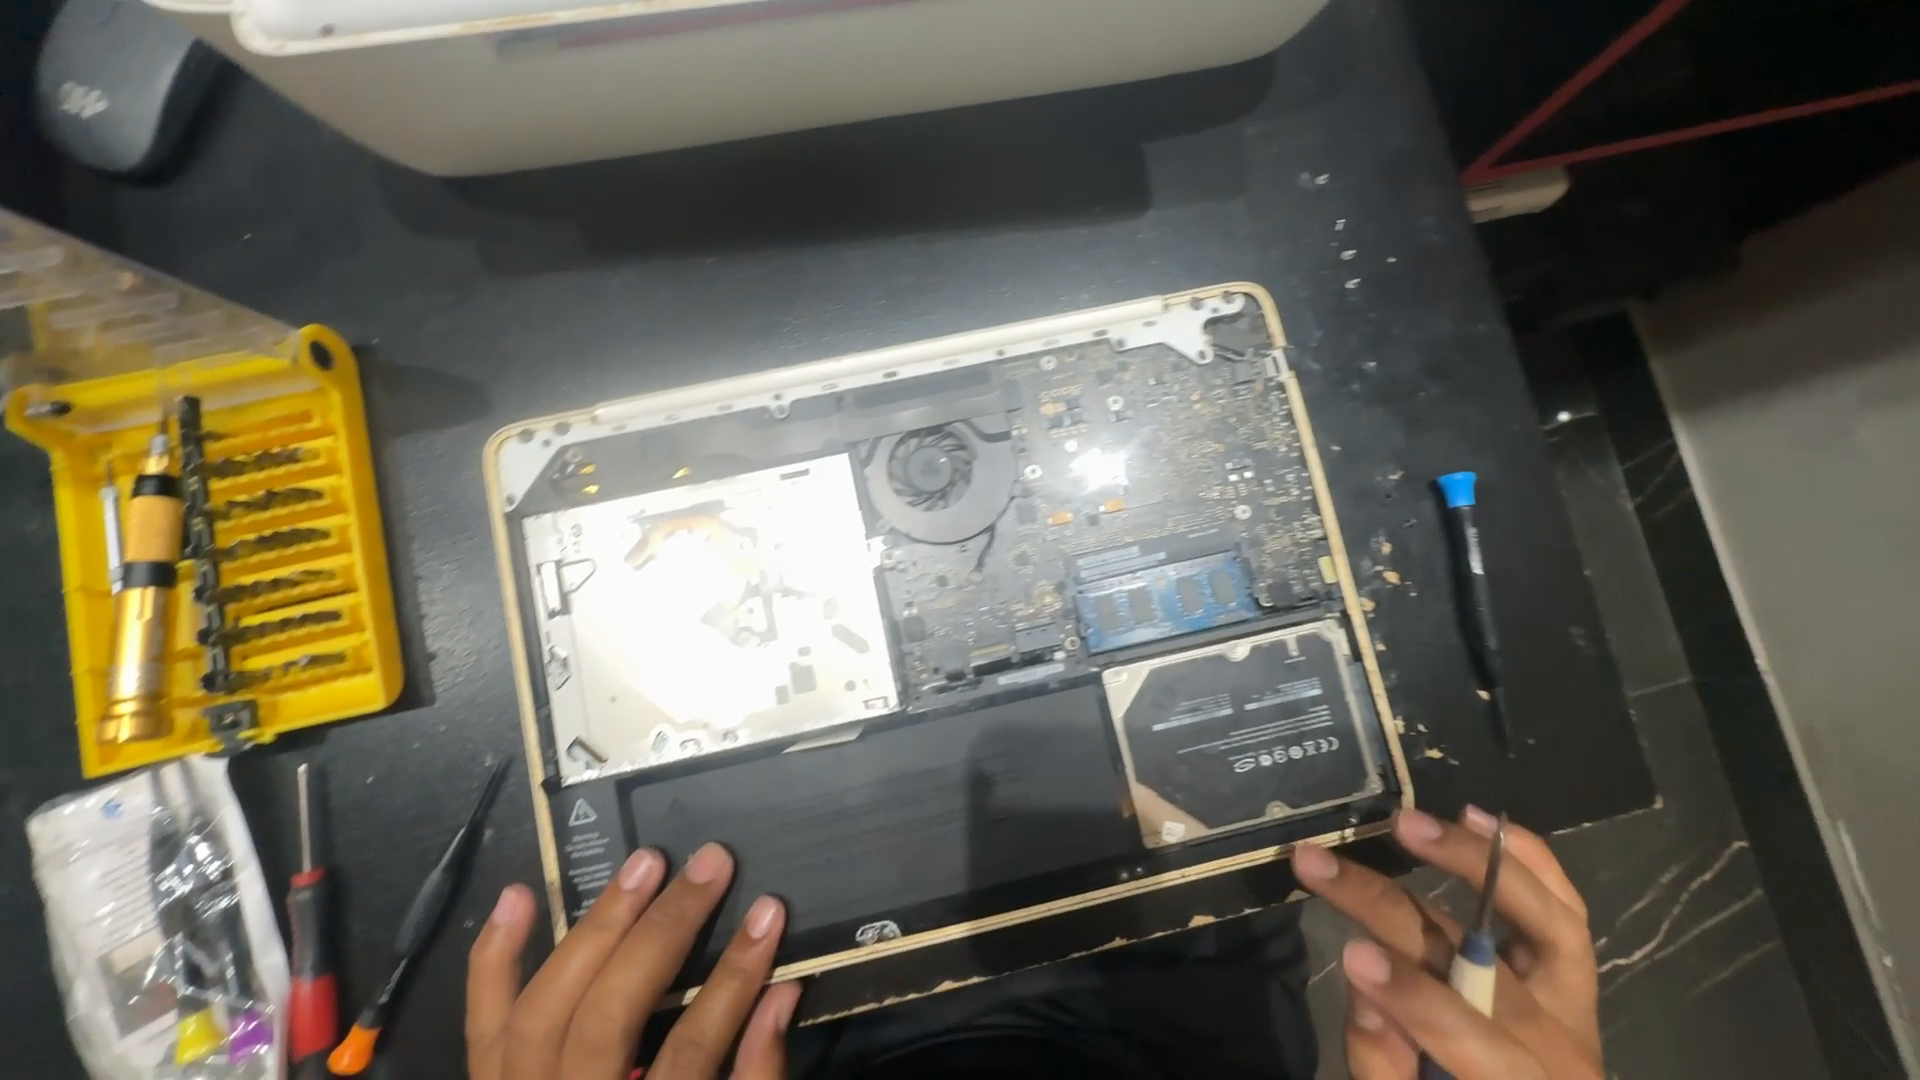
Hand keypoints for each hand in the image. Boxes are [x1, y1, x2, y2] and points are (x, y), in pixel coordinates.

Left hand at [467, 842, 801, 1079]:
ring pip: (541, 1010)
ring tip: (645, 864)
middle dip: (664, 930)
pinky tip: (518, 896)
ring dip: (595, 926)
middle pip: (606, 1017)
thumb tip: (781, 992)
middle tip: (711, 864)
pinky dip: (493, 960)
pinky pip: (481, 1028)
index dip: (733, 978)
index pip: (687, 1054)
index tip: (768, 912)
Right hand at [1292, 807, 1602, 1079]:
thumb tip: (1364, 994)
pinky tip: (1478, 818)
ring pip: (1544, 920)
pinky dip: (1529, 857)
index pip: (1475, 1038)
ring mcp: (1575, 1003)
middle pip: (1481, 964)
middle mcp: (1566, 1045)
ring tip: (1407, 823)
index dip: (1414, 997)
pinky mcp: (1572, 973)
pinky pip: (1565, 906)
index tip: (1350, 952)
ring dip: (1471, 862)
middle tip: (1318, 863)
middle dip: (1390, 908)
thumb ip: (1385, 1066)